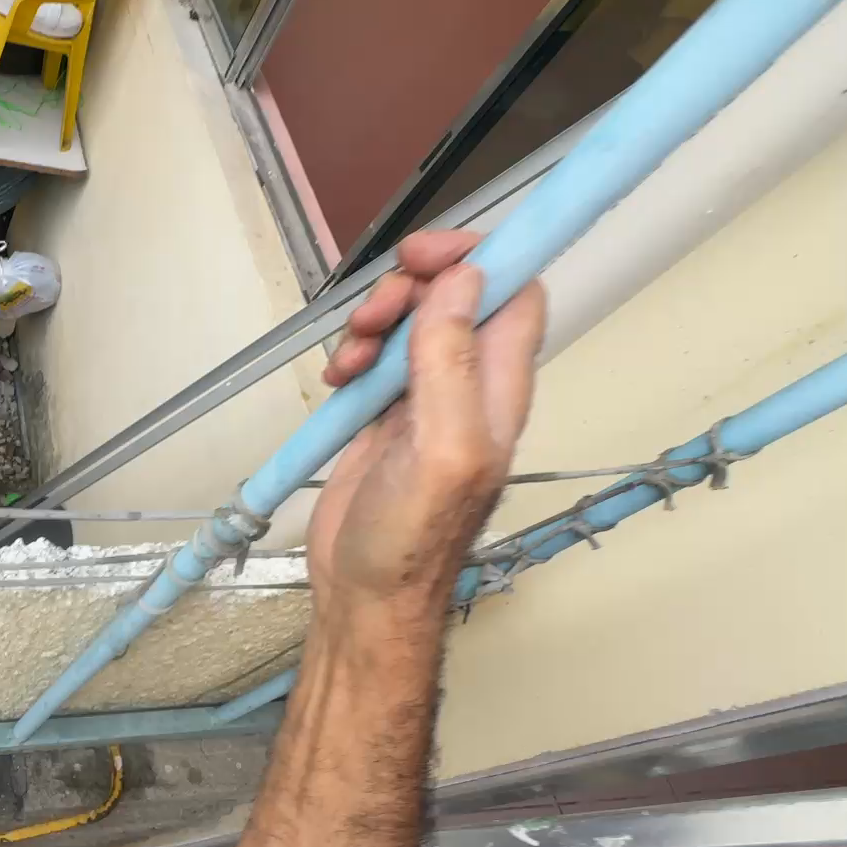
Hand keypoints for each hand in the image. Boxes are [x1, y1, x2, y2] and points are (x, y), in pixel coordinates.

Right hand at [306, 231, 546, 621]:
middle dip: (408, 291)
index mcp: (496, 389)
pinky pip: (372, 363)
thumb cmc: (409, 537)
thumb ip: (451, 367)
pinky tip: (334, 379)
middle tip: (371, 318)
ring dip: (372, 325)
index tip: (423, 255)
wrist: (364, 590)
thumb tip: (462, 281)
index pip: (513, 294)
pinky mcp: (379, 419)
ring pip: (407, 326)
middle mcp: (464, 387)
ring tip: (345, 364)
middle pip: (452, 300)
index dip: (480, 258)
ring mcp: (419, 402)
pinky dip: (351, 357)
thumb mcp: (440, 451)